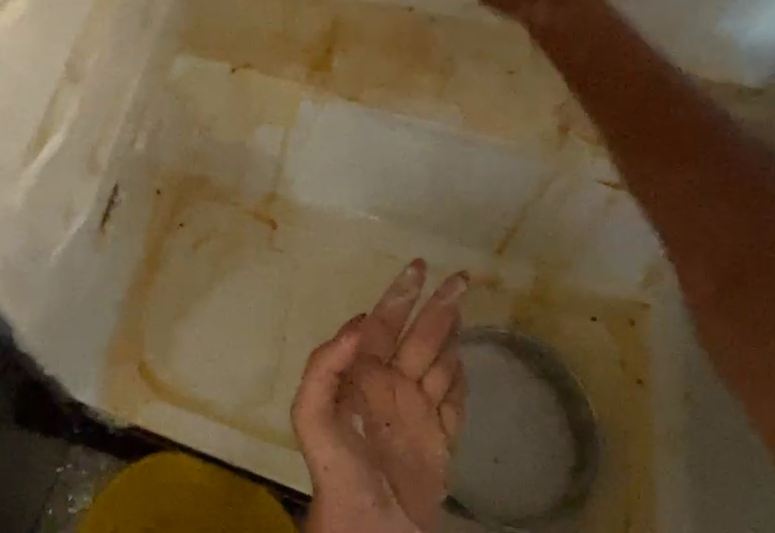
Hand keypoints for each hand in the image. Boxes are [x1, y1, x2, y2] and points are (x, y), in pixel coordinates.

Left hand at [294, 260, 468, 532]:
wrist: (369, 525)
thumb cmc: (335, 467)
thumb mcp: (311, 413)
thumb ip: (327, 363)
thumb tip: (358, 322)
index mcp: (361, 372)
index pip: (383, 322)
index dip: (400, 294)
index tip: (419, 266)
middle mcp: (390, 384)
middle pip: (420, 335)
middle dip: (438, 306)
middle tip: (461, 278)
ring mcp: (418, 411)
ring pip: (439, 362)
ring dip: (450, 335)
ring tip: (460, 306)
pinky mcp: (440, 439)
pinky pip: (455, 402)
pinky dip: (461, 381)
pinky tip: (463, 360)